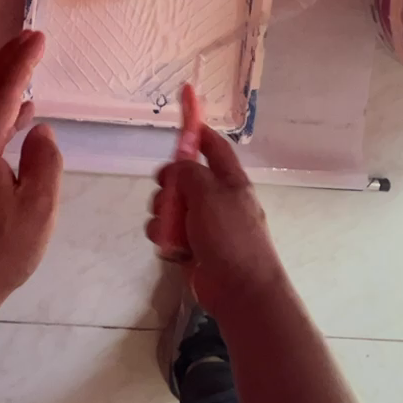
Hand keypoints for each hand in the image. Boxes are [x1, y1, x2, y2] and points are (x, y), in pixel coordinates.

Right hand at [146, 124, 287, 320]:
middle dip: (168, 183)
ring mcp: (202, 224)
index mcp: (229, 181)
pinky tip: (169, 247)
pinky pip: (166, 230)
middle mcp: (215, 199)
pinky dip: (164, 236)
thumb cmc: (230, 236)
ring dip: (163, 214)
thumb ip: (188, 172)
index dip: (197, 128)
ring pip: (168, 204)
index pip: (212, 146)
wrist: (239, 291)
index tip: (182, 112)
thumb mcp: (208, 193)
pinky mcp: (189, 246)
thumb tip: (178, 168)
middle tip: (167, 190)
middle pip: (182, 176)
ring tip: (170, 229)